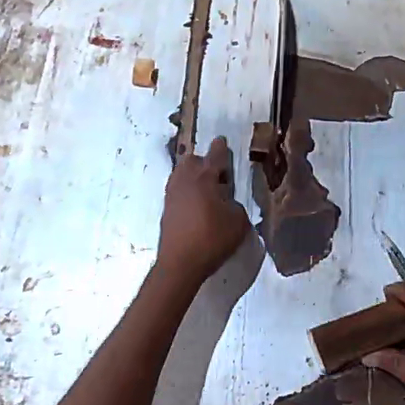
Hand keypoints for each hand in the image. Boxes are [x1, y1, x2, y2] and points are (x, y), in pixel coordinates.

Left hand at [157, 137, 249, 284]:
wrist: (181, 264)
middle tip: (217, 173)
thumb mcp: (238, 222)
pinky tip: (197, 204)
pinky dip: (187, 190)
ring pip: (180, 174)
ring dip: (192, 175)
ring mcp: (172, 195)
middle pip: (191, 161)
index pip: (215, 156)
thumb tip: (228, 203)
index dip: (221, 148)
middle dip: (203, 161)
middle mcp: (185, 181)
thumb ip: (236, 206)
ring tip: (206, 188)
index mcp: (204, 178)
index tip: (221, 140)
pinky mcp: (166, 210)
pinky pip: (177, 190)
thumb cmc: (213, 239)